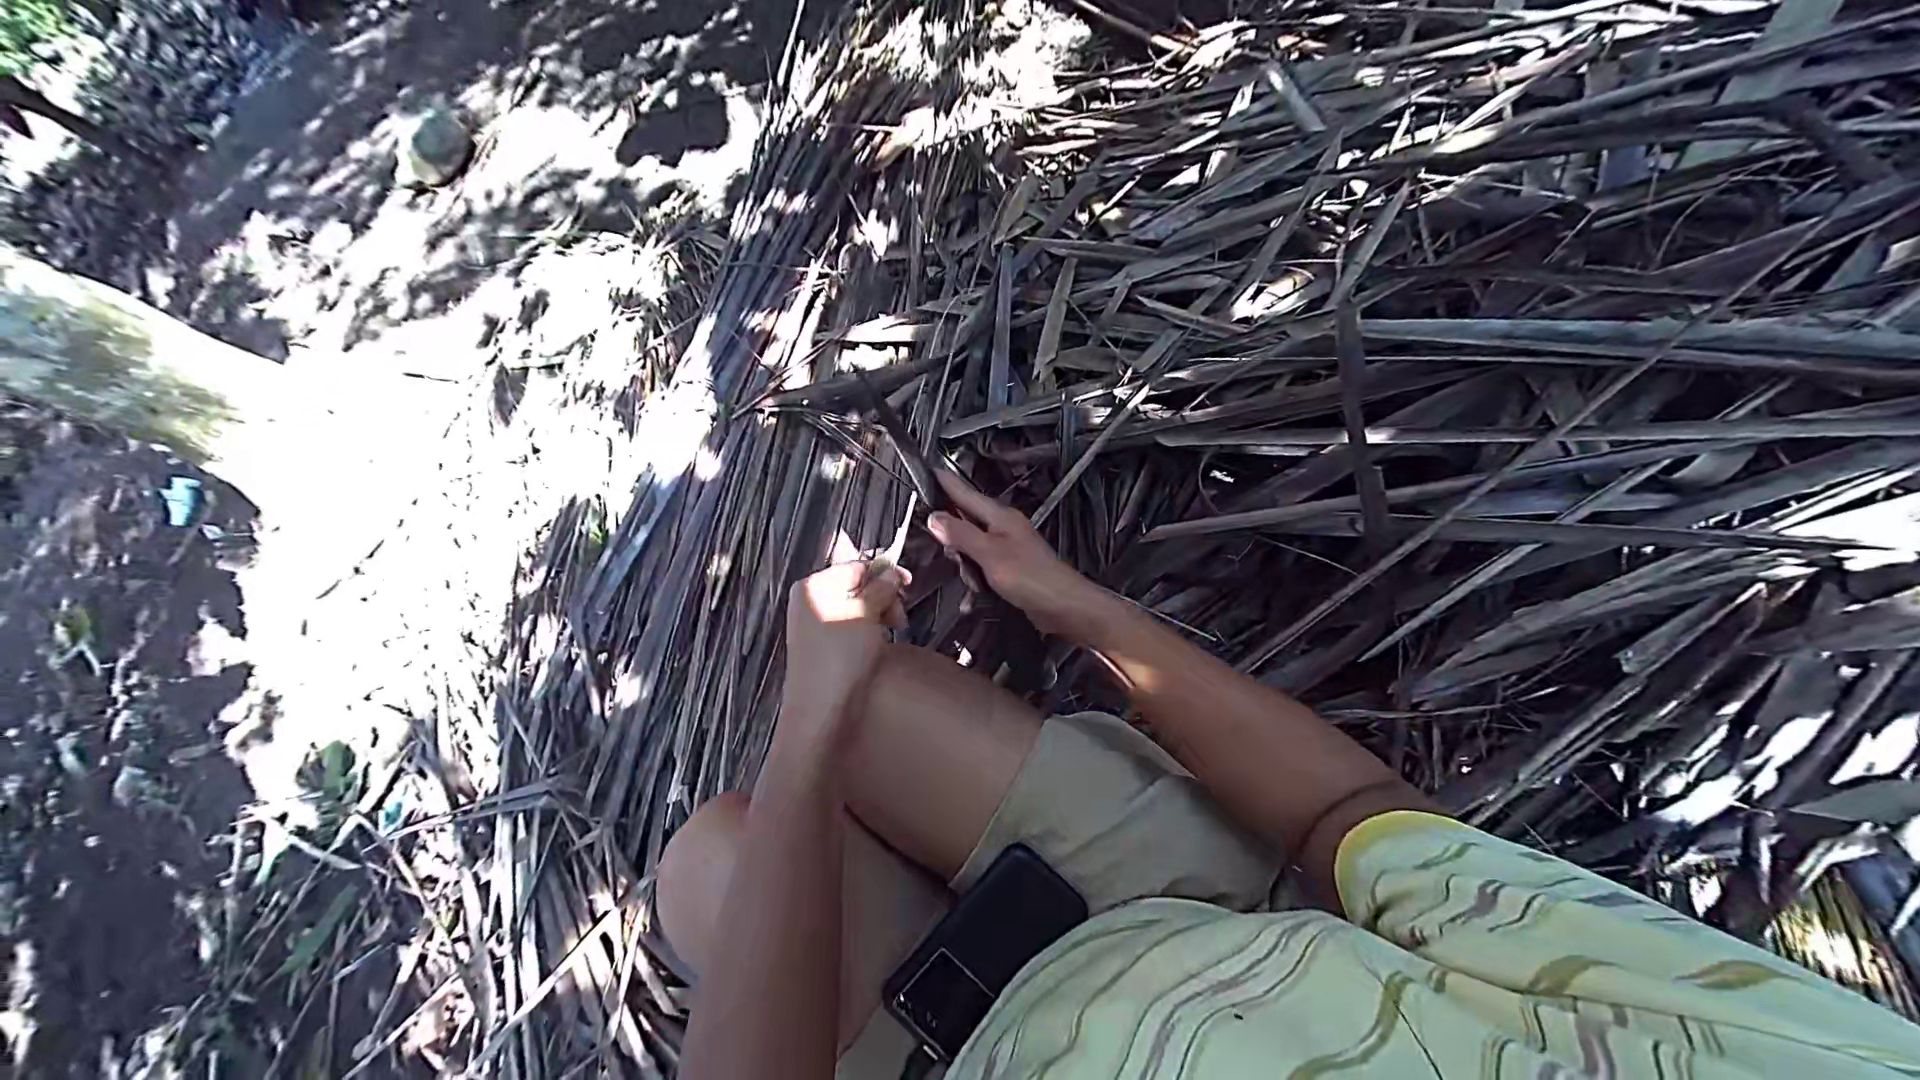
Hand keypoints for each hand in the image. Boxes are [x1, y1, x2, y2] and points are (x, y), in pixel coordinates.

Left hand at [781, 557, 909, 745]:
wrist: (822, 711)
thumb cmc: (841, 657)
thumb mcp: (866, 614)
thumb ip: (880, 589)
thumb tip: (892, 574)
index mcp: (812, 585)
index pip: (855, 566)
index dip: (884, 574)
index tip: (907, 585)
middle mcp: (808, 600)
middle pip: (855, 586)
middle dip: (882, 596)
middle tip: (899, 616)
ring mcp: (813, 625)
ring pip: (855, 607)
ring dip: (878, 613)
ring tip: (892, 630)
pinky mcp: (821, 646)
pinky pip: (848, 625)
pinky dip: (867, 629)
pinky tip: (877, 643)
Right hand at [926, 472, 1113, 643]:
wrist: (1064, 607)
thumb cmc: (1031, 577)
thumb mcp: (989, 554)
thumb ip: (961, 534)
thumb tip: (935, 517)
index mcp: (1000, 517)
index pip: (966, 494)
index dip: (946, 483)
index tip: (929, 471)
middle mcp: (1004, 529)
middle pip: (965, 524)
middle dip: (953, 542)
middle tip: (953, 557)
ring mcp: (1008, 549)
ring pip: (971, 550)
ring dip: (966, 568)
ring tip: (973, 583)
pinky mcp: (1010, 570)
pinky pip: (983, 570)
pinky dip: (977, 583)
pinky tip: (973, 599)